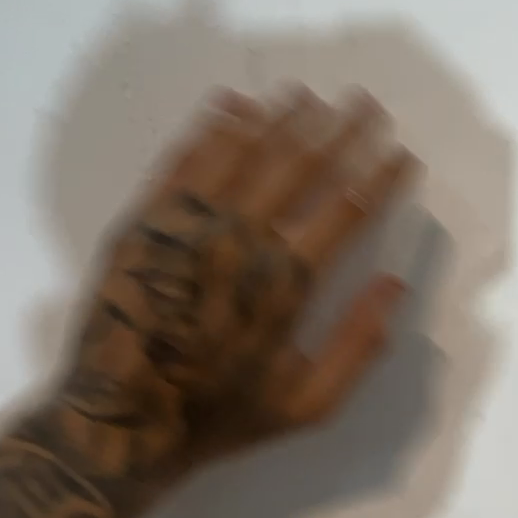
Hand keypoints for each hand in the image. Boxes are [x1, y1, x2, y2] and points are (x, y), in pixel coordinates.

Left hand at [35, 87, 417, 487]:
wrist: (117, 424)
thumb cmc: (220, 416)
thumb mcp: (308, 405)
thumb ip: (358, 346)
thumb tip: (396, 285)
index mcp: (287, 282)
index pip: (347, 209)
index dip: (380, 177)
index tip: (401, 152)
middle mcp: (242, 240)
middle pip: (301, 166)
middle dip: (340, 129)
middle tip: (364, 100)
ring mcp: (188, 226)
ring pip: (244, 152)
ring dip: (281, 117)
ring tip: (306, 93)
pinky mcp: (144, 222)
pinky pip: (183, 161)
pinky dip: (212, 128)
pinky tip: (233, 103)